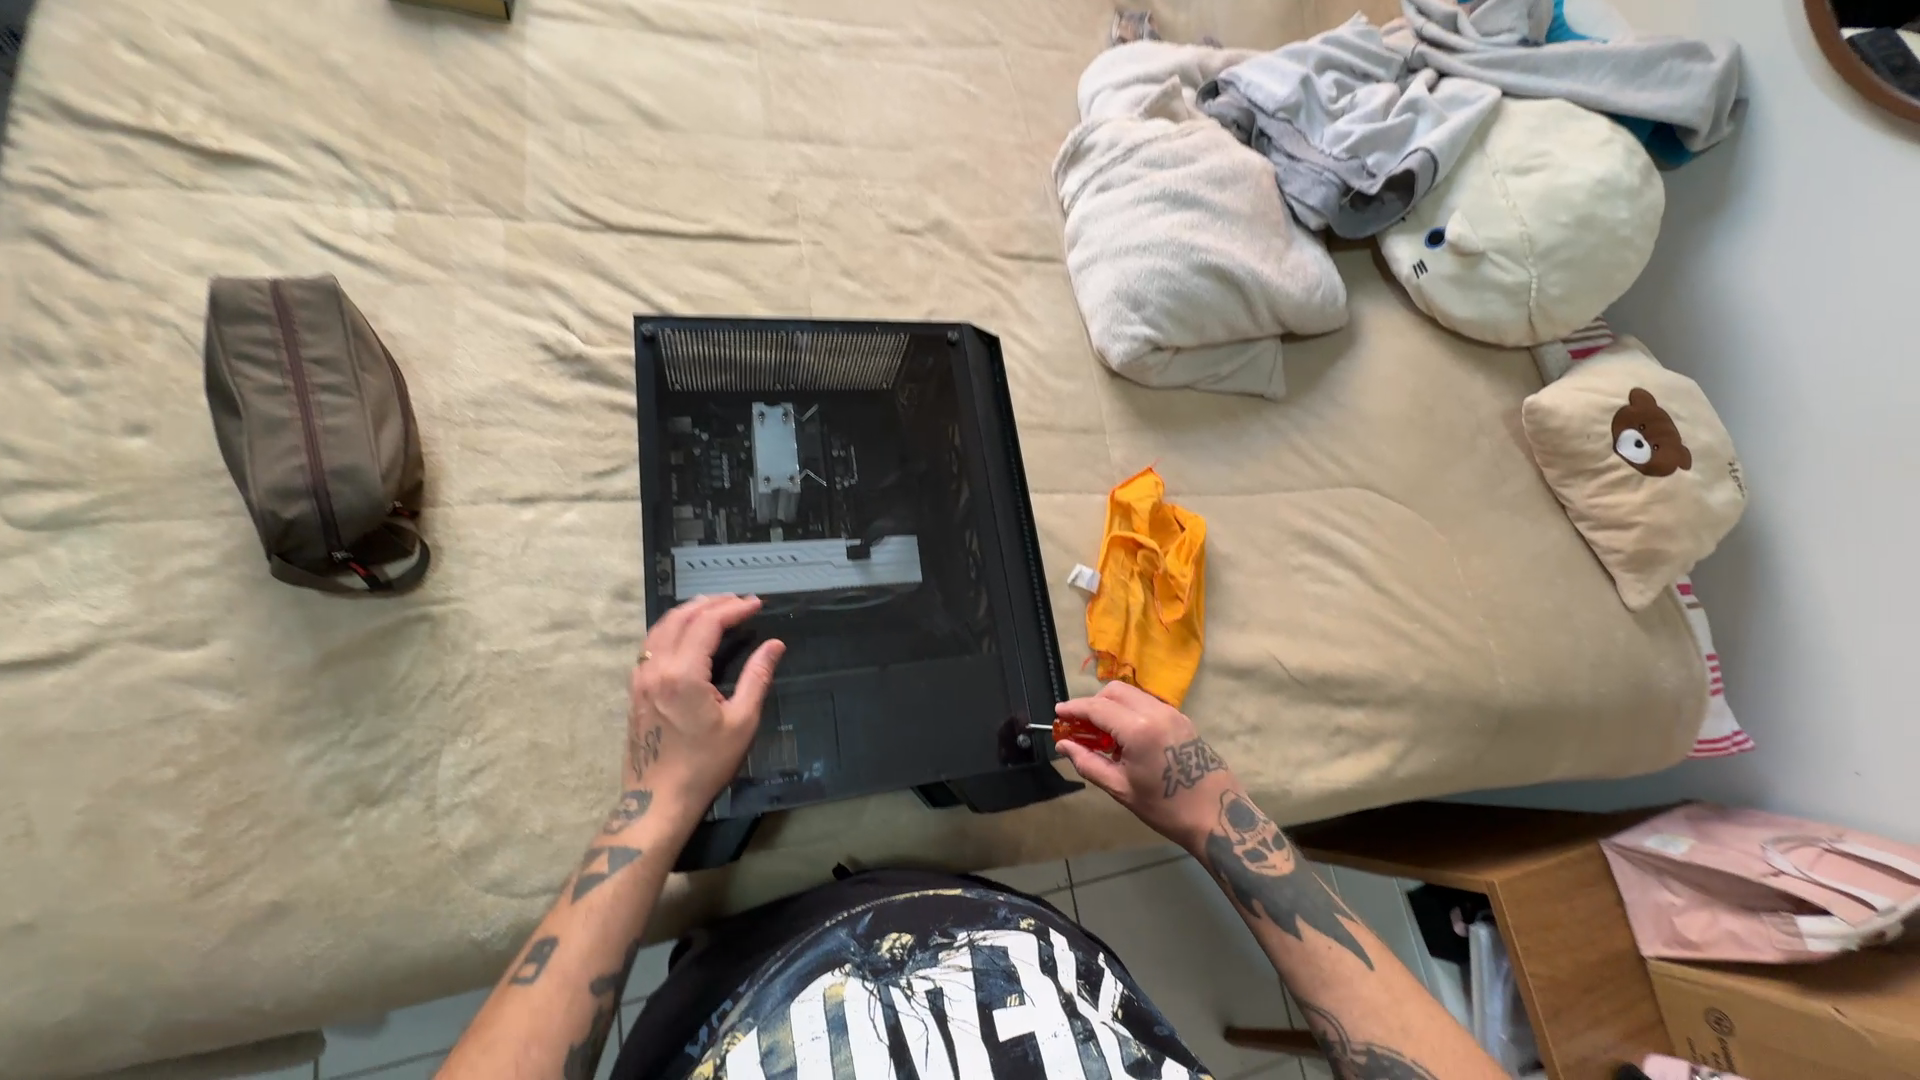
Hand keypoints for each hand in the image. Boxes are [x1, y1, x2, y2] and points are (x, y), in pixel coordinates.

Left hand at [625, 594, 784, 819]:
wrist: (659, 800)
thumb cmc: (705, 764)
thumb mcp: (742, 722)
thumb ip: (757, 677)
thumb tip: (774, 645)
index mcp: (683, 674)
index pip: (708, 624)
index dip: (734, 609)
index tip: (756, 604)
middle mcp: (656, 668)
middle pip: (681, 618)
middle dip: (712, 604)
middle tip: (739, 602)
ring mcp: (640, 678)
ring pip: (661, 628)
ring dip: (689, 612)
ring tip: (715, 609)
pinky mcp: (635, 689)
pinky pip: (651, 645)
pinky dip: (672, 629)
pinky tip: (687, 633)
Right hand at [1054, 682, 1240, 853]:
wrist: (1219, 818)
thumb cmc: (1166, 809)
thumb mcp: (1121, 789)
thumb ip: (1088, 763)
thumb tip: (1063, 746)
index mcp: (1139, 729)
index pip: (1097, 707)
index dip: (1074, 708)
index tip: (1058, 713)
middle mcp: (1156, 712)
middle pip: (1115, 691)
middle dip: (1093, 703)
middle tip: (1081, 727)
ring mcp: (1173, 713)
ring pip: (1133, 695)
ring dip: (1112, 706)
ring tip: (1103, 735)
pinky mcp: (1183, 720)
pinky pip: (1149, 704)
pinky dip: (1131, 711)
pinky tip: (1127, 738)